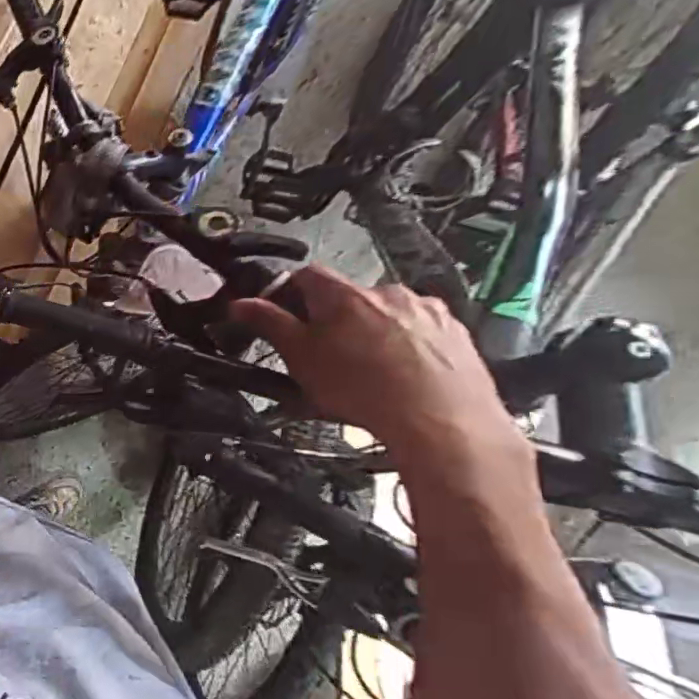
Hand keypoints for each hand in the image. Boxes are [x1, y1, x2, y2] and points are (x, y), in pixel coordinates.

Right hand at [232, 265, 526, 472]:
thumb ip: (269, 324)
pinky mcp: (456, 333)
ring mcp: (425, 310)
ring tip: (368, 372)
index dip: (290, 293)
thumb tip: (242, 302)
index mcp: (343, 294)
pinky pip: (420, 330)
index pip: (305, 274)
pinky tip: (403, 376)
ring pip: (386, 313)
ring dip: (373, 331)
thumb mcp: (300, 359)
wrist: (442, 424)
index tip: (284, 317)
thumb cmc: (365, 391)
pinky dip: (408, 345)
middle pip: (348, 296)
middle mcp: (386, 292)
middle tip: (326, 355)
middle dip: (334, 318)